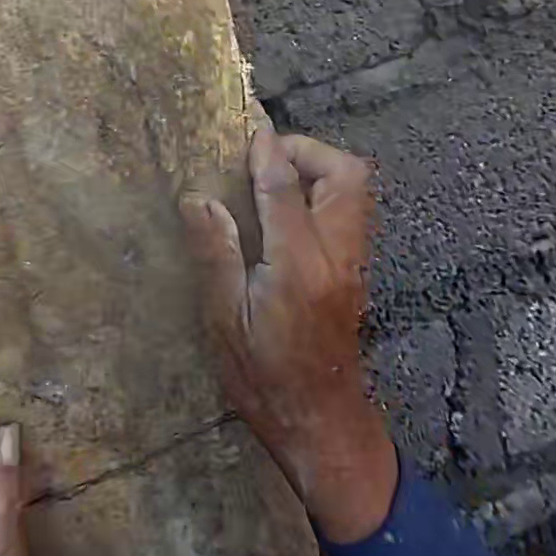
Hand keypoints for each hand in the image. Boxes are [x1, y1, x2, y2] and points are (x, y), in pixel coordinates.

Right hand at [181, 127, 397, 543]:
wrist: (320, 424)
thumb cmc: (262, 377)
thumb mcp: (222, 320)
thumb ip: (215, 253)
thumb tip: (199, 198)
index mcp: (298, 265)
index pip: (285, 189)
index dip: (268, 153)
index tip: (252, 131)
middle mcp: (336, 255)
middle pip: (347, 176)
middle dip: (308, 151)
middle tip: (268, 157)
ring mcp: (353, 263)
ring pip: (357, 190)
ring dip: (319, 169)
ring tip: (276, 178)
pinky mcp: (355, 271)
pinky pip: (351, 210)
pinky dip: (325, 192)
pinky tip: (289, 209)